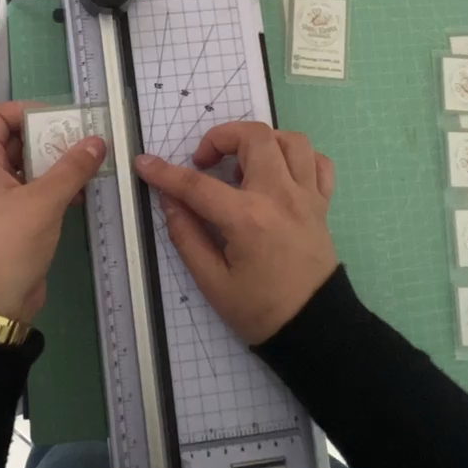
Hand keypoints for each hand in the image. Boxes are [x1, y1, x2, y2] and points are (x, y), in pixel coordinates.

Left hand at [0, 101, 106, 321]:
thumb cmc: (7, 246)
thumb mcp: (42, 203)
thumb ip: (71, 169)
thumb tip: (97, 141)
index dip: (25, 111)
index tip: (60, 119)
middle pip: (16, 140)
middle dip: (49, 137)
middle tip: (83, 139)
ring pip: (29, 167)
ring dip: (57, 163)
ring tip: (89, 164)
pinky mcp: (14, 220)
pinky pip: (36, 191)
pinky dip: (57, 187)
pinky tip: (82, 193)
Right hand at [135, 123, 337, 344]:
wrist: (316, 329)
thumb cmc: (260, 310)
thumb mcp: (212, 282)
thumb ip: (186, 236)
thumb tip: (170, 201)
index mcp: (248, 219)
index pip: (198, 185)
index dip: (165, 172)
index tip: (144, 163)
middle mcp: (280, 196)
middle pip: (254, 137)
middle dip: (220, 137)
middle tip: (204, 163)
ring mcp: (307, 196)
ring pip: (291, 140)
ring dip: (261, 142)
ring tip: (243, 165)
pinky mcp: (322, 204)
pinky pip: (318, 162)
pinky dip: (298, 158)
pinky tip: (278, 173)